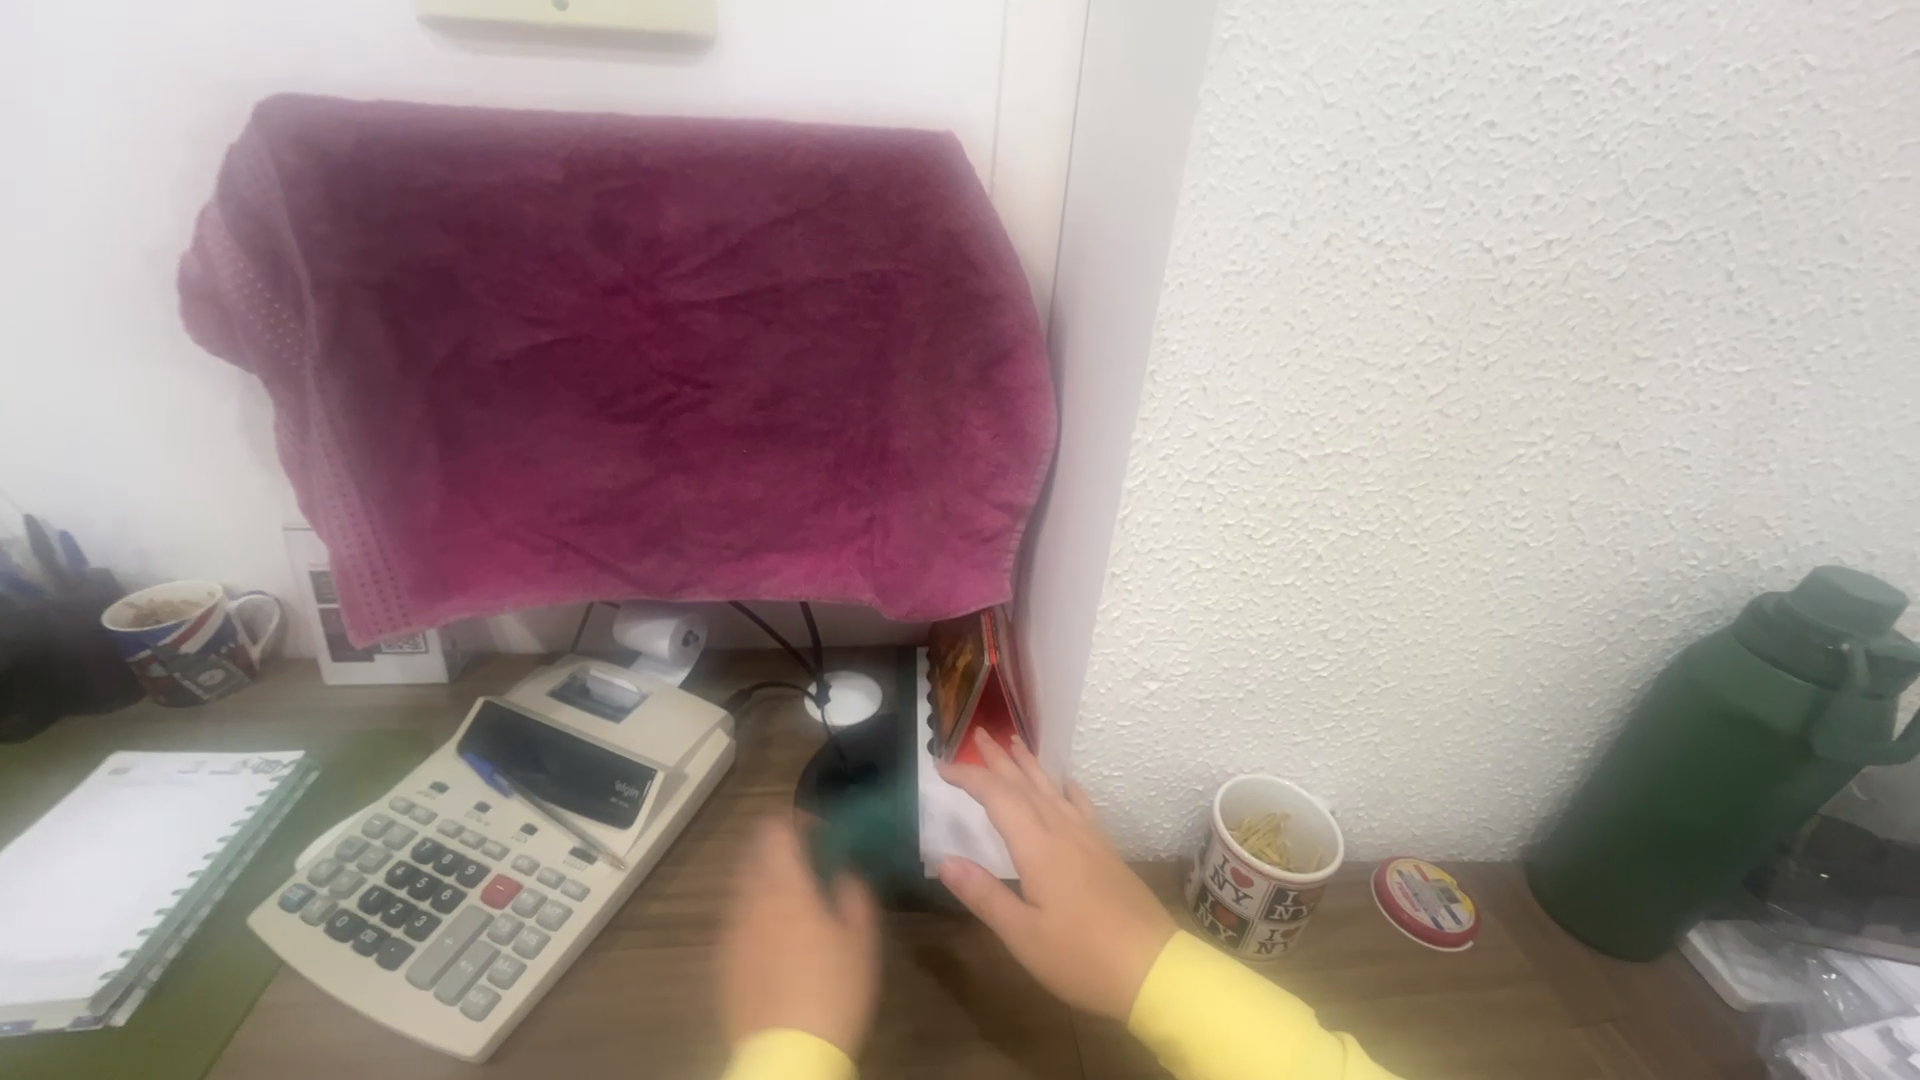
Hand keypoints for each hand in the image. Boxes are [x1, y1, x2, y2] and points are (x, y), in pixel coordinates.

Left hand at [720, 815, 880, 1055]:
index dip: (797, 823)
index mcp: (784, 885)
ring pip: (744, 887)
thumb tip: (844, 870)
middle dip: (781, 850)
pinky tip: (781, 941)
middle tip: (812, 866)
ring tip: (799, 905)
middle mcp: (750, 899)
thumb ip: (854, 891)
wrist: (787, 1058)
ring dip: (768, 881)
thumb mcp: (862, 937)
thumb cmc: (834, 989)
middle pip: (754, 852)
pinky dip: (757, 914)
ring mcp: (731, 932)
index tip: (822, 834)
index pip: (775, 829)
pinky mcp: (722, 963)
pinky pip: (738, 920)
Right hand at [936, 729, 1177, 1021]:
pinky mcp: (1105, 851)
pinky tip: (1066, 782)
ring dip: (1030, 764)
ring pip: (1052, 789)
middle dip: (998, 759)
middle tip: (977, 734)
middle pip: (1025, 784)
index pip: (997, 797)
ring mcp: (1088, 838)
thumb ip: (983, 894)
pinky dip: (1067, 788)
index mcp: (1037, 847)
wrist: (1153, 968)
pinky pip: (1081, 806)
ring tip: (1014, 742)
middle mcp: (1062, 831)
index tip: (941, 766)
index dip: (968, 777)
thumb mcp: (1022, 935)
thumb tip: (943, 860)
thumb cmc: (1081, 958)